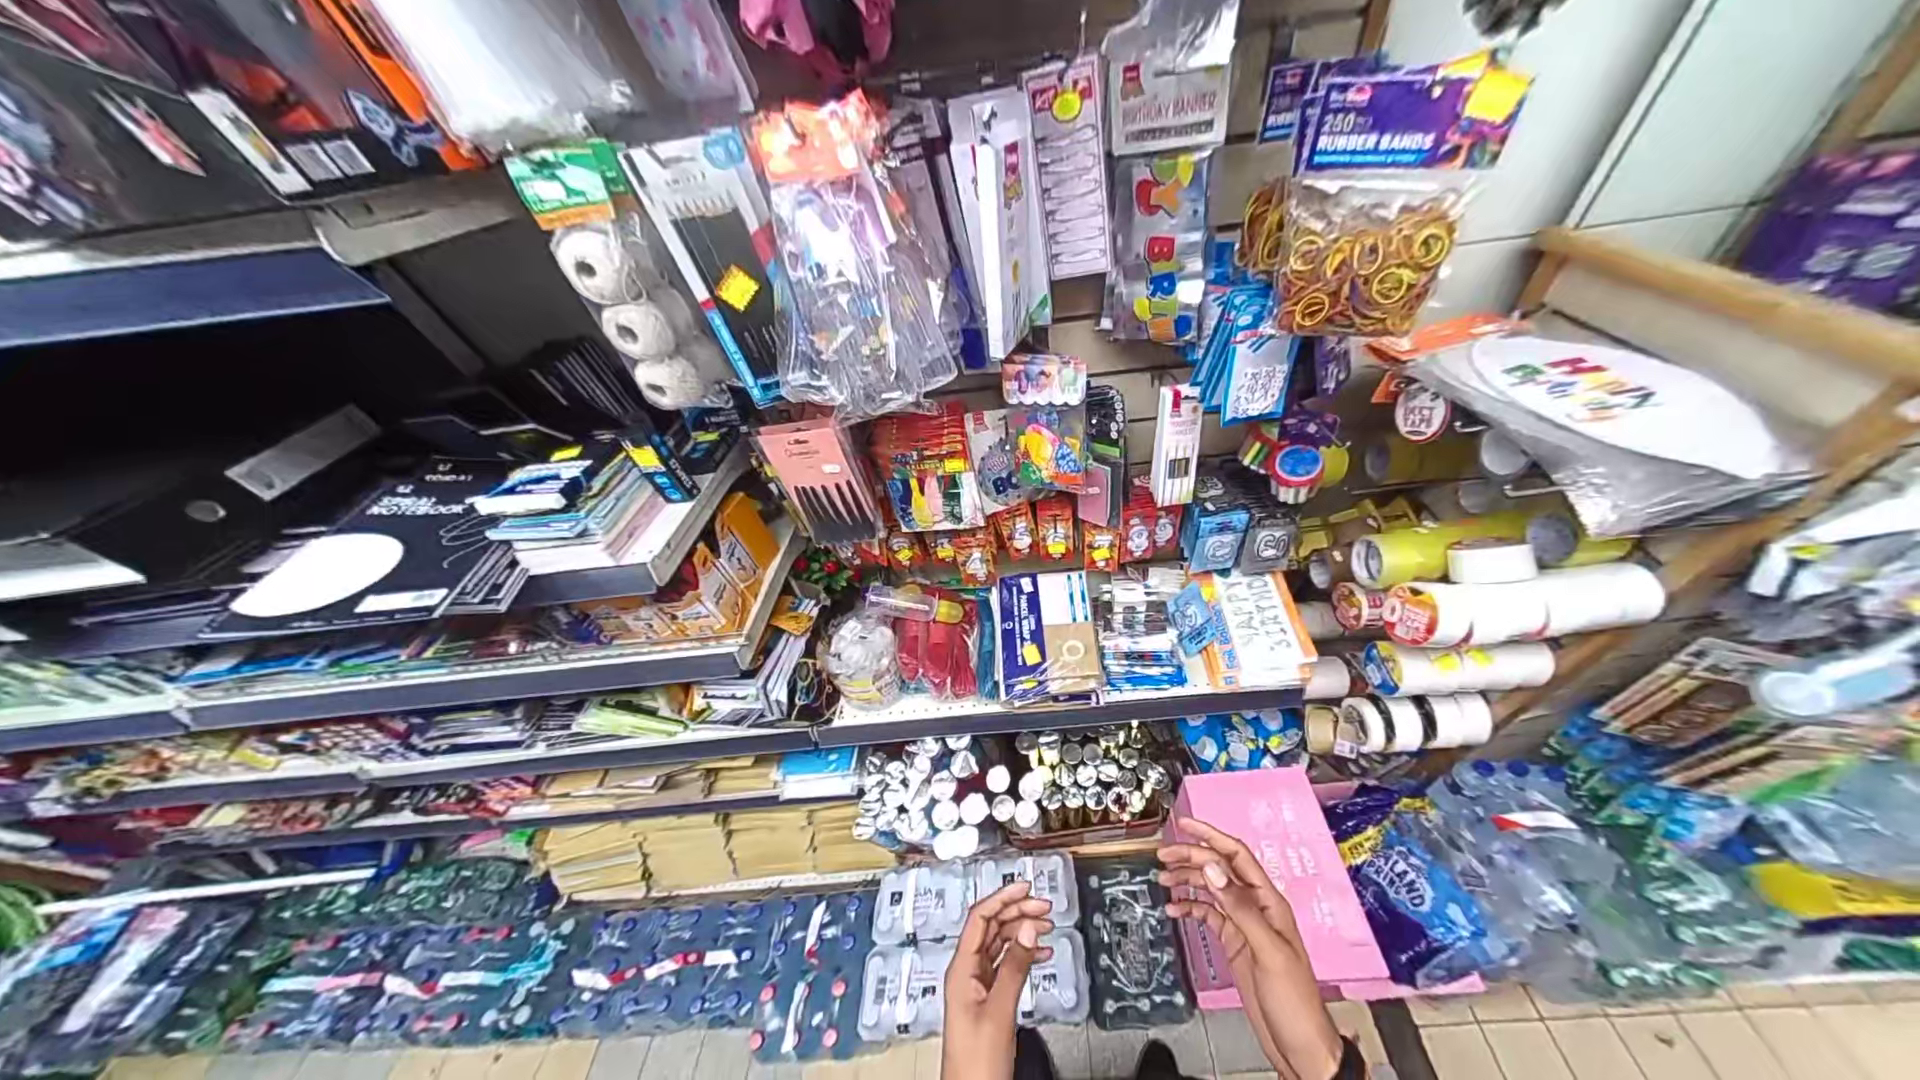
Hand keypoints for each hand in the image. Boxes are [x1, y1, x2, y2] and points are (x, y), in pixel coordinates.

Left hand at [940, 880, 1054, 1079]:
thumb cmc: (976, 1064)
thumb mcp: (999, 1009)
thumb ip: (1014, 966)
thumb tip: (1028, 928)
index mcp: (961, 967)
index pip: (979, 917)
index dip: (1001, 897)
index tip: (1024, 886)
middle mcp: (967, 971)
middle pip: (991, 926)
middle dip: (1017, 911)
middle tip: (1043, 905)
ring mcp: (977, 984)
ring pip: (1000, 943)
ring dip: (1023, 931)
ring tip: (1046, 925)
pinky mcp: (988, 998)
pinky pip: (1006, 964)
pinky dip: (1024, 954)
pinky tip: (1040, 952)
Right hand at [1160, 817, 1345, 1079]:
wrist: (1301, 1048)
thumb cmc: (1295, 1002)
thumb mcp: (1268, 951)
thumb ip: (1239, 907)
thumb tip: (1213, 869)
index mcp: (1268, 902)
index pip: (1236, 856)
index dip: (1210, 836)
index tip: (1185, 824)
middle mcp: (1255, 907)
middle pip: (1218, 869)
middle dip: (1190, 857)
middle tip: (1163, 855)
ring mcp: (1243, 924)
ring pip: (1209, 888)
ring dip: (1186, 880)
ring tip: (1163, 879)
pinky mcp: (1234, 942)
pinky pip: (1207, 914)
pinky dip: (1189, 907)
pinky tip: (1175, 908)